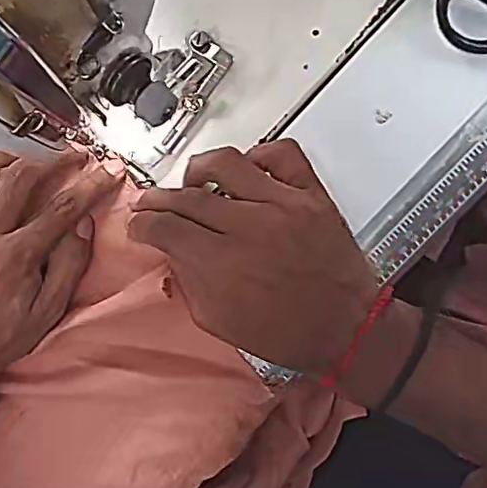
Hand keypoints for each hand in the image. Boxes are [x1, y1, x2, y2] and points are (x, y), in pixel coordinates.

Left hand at [0, 151, 120, 429]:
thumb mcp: (48, 312)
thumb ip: (68, 266)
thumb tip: (82, 227)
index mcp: (15, 257)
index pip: (62, 208)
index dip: (90, 185)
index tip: (106, 172)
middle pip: (20, 178)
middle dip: (52, 160)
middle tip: (70, 158)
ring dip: (0, 158)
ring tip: (20, 159)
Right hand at [128, 140, 380, 376]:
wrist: (346, 330)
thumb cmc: (288, 333)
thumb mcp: (219, 322)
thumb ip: (188, 284)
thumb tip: (169, 255)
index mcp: (222, 265)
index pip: (165, 227)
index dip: (142, 224)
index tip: (140, 225)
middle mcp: (249, 229)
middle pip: (186, 196)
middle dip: (159, 200)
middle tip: (153, 204)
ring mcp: (283, 207)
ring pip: (224, 164)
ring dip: (197, 170)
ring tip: (194, 182)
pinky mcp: (311, 197)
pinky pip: (281, 154)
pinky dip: (257, 155)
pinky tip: (247, 171)